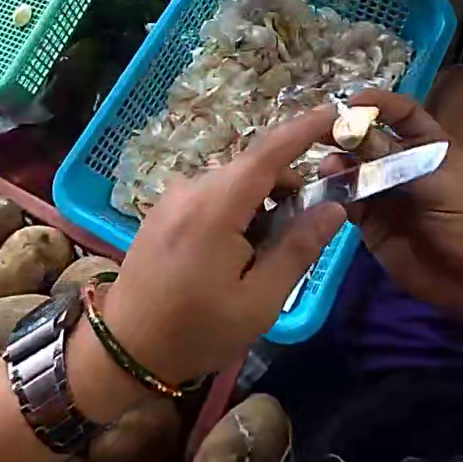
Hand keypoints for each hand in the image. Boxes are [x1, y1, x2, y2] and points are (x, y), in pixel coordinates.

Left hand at [98, 106, 346, 385]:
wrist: (125, 348)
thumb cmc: (196, 330)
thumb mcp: (259, 300)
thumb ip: (298, 248)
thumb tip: (334, 207)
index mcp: (214, 206)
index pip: (269, 152)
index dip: (306, 129)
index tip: (337, 113)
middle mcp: (191, 187)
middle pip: (255, 168)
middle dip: (288, 188)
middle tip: (306, 232)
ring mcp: (174, 195)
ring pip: (236, 181)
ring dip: (262, 203)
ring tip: (265, 255)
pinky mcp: (166, 207)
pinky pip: (214, 193)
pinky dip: (239, 209)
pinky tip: (238, 250)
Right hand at [333, 90, 462, 334]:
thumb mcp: (439, 182)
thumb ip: (394, 158)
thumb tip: (353, 130)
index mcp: (430, 147)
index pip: (403, 114)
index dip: (380, 103)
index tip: (352, 101)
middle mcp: (403, 166)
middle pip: (370, 140)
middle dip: (347, 132)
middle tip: (321, 130)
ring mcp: (386, 195)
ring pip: (354, 170)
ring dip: (338, 162)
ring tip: (327, 165)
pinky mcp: (372, 223)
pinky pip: (347, 201)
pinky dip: (334, 193)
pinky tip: (325, 186)